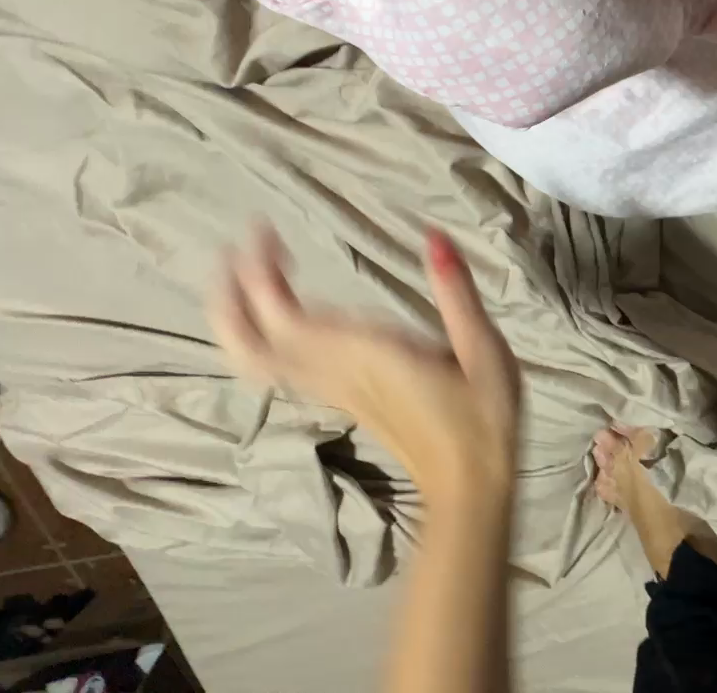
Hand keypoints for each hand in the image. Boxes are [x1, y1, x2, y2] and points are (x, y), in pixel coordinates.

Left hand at [207, 226, 521, 501]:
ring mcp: (334, 390)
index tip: (263, 232)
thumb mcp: (481, 348)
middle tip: (240, 247)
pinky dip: (259, 339)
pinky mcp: (342, 399)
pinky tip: (276, 317)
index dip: (262, 275)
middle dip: (233, 294)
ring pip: (256, 359)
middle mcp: (337, 372)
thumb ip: (456, 292)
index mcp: (367, 354)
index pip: (288, 315)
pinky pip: (279, 369)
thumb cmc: (483, 415)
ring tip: (243, 274)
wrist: (470, 484)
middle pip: (254, 340)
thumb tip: (433, 236)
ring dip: (237, 316)